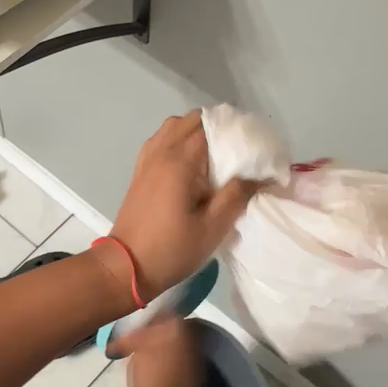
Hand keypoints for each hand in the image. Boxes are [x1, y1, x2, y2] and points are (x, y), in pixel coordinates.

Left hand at [100, 111, 258, 302]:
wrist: (127, 266)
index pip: (211, 126)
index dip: (234, 131)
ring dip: (194, 133)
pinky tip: (189, 166)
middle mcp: (161, 152)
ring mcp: (146, 160)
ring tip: (213, 158)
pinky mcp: (139, 171)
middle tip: (234, 154)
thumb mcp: (213, 227)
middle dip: (216, 128)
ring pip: (173, 127)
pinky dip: (176, 141)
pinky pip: (160, 141)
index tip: (251, 148)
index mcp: (180, 162)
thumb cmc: (172, 249)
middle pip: (191, 120)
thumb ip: (237, 195)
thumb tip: (259, 174)